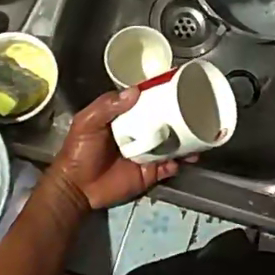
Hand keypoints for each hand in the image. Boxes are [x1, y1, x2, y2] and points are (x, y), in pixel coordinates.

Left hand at [46, 88, 192, 210]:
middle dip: (180, 118)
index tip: (178, 86)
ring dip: (185, 142)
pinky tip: (181, 161)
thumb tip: (135, 91)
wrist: (77, 187)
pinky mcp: (149, 173)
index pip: (145, 102)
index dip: (160, 95)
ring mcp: (146, 153)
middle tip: (196, 114)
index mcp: (124, 117)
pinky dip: (177, 164)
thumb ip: (107, 106)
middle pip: (164, 122)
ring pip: (171, 144)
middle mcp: (138, 132)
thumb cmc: (79, 150)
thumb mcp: (87, 122)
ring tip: (198, 139)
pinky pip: (168, 167)